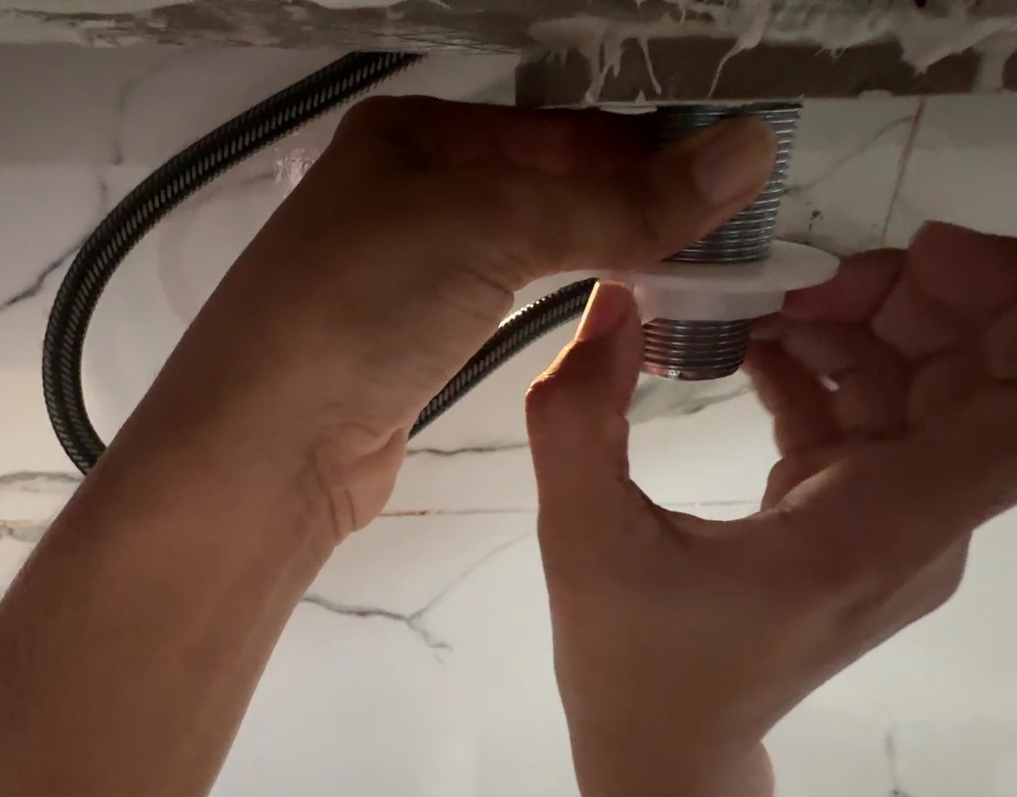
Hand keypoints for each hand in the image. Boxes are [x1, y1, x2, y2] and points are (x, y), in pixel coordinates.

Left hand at [121, 96, 778, 541]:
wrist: (269, 448)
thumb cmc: (363, 309)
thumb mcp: (488, 230)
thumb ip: (613, 203)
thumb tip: (746, 152)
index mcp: (409, 138)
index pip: (555, 129)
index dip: (644, 148)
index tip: (733, 175)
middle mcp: (403, 196)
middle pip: (542, 187)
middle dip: (629, 205)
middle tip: (727, 232)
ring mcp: (405, 275)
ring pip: (526, 248)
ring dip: (600, 254)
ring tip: (690, 268)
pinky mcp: (413, 344)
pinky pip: (503, 303)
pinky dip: (556, 300)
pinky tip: (608, 304)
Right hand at [526, 223, 1016, 796]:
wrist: (666, 752)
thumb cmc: (631, 666)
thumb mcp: (582, 542)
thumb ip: (577, 418)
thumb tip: (611, 302)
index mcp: (881, 531)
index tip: (911, 253)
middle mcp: (921, 525)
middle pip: (1001, 370)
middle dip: (912, 294)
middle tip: (792, 280)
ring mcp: (896, 527)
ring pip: (938, 387)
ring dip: (864, 324)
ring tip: (756, 309)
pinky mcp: (859, 525)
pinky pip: (880, 420)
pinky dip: (833, 368)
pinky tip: (757, 352)